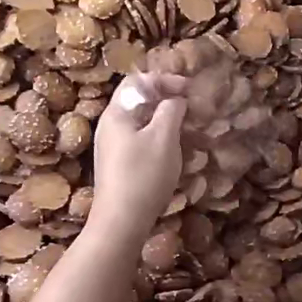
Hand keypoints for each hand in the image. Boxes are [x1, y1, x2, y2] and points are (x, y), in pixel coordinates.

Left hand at [90, 73, 186, 237]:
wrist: (120, 221)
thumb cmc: (143, 175)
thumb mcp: (163, 137)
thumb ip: (171, 111)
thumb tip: (174, 99)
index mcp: (116, 113)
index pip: (137, 82)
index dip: (164, 80)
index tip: (189, 89)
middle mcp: (109, 127)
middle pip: (138, 102)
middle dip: (167, 101)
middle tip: (192, 108)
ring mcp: (112, 147)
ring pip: (141, 124)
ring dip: (166, 122)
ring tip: (190, 130)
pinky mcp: (118, 165)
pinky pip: (139, 142)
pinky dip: (159, 140)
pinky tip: (176, 151)